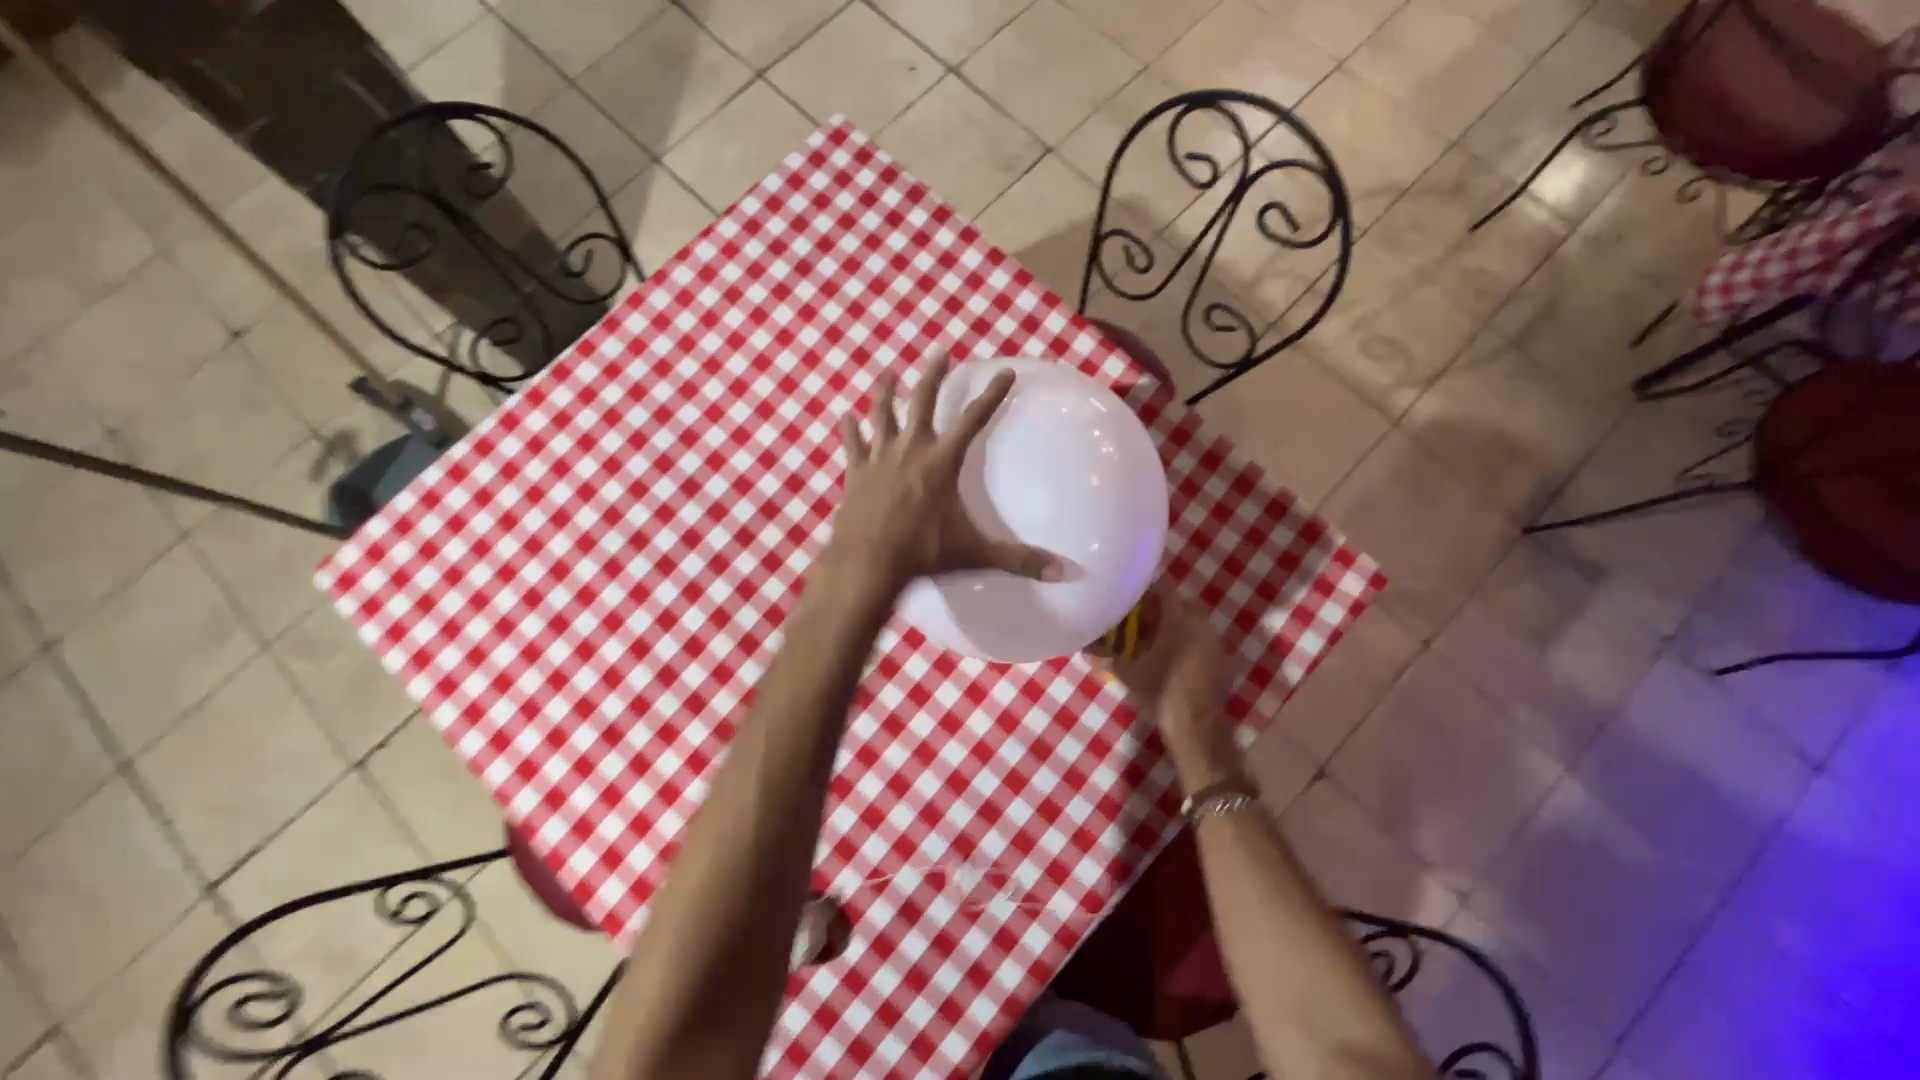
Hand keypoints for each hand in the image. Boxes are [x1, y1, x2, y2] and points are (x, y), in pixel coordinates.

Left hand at [829, 358, 1058, 593]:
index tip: (1005, 373)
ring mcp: (879, 458)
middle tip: (941, 353)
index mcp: (942, 461)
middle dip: (934, 375)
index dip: (992, 395)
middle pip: (923, 401)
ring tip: (889, 371)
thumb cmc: (923, 554)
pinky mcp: (855, 472)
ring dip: (887, 390)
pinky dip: (851, 428)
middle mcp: (911, 449)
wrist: (867, 563)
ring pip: (882, 412)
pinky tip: (847, 415)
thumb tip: (1063, 573)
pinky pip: (853, 443)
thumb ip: (1018, 559)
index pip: (973, 419)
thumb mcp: (975, 553)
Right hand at [1095, 585, 1238, 787]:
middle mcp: (1201, 624)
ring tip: (1155, 637)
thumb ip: (1106, 659)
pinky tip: (1172, 656)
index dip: (1148, 588)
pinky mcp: (1221, 660)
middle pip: (1182, 604)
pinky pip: (1202, 640)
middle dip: (1163, 608)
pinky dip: (1188, 641)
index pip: (1165, 589)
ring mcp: (1214, 642)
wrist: (1195, 725)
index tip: (1132, 592)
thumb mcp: (1128, 674)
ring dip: (1177, 625)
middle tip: (1141, 617)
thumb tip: (1083, 652)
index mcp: (1179, 619)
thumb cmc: (1160, 690)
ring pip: (1194, 622)